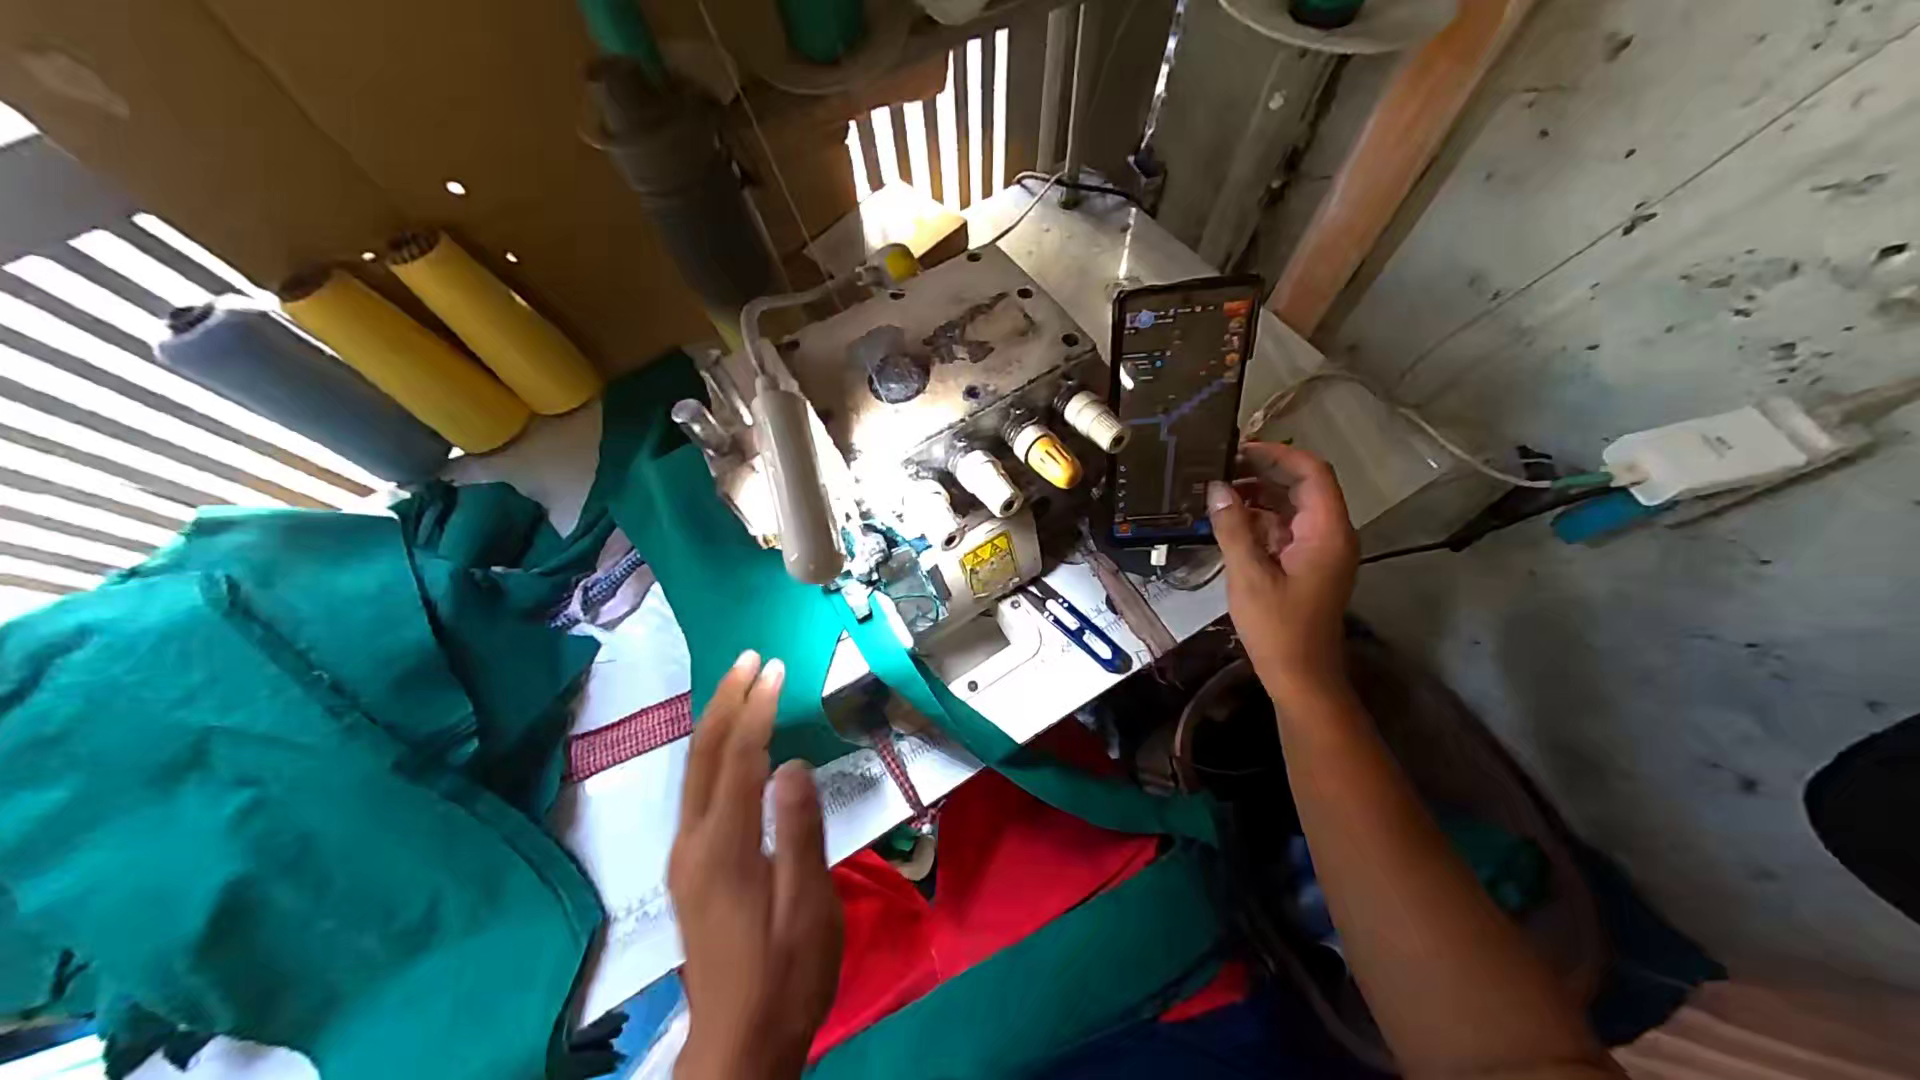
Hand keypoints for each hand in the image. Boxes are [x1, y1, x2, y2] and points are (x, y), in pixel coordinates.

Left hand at [670, 651, 842, 1079]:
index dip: (757, 709)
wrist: (740, 1042)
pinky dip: (713, 751)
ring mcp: (686, 855)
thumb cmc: (786, 974)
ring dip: (716, 720)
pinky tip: (728, 743)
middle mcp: (693, 843)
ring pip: (693, 770)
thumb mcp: (807, 908)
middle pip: (703, 755)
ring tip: (739, 684)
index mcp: (723, 848)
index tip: (776, 669)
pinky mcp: (690, 867)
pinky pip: (697, 789)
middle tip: (751, 659)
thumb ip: (798, 833)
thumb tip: (793, 764)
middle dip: (727, 701)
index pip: (738, 759)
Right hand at [1206, 441, 1359, 701]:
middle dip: (1264, 472)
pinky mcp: (1306, 564)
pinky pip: (1285, 529)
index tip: (1240, 449)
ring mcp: (1319, 550)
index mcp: (1327, 532)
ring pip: (1291, 507)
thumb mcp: (1249, 575)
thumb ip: (1233, 528)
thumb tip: (1216, 488)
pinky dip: (1259, 520)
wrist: (1300, 676)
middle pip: (1303, 486)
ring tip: (1217, 490)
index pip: (1312, 473)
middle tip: (1221, 466)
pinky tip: (1228, 521)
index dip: (1278, 454)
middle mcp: (1330, 534)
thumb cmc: (1278, 628)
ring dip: (1259, 495)